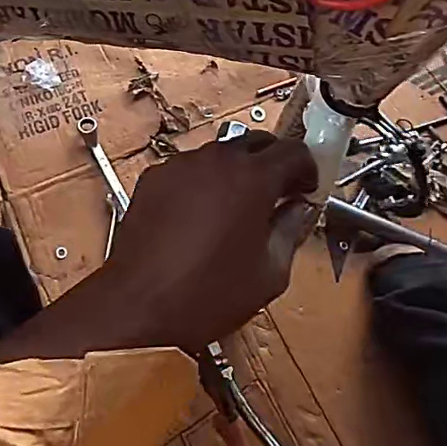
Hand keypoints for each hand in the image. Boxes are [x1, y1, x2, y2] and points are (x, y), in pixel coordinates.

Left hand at [99, 130, 315, 348]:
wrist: (139, 302)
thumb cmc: (205, 294)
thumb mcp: (269, 272)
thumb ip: (290, 230)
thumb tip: (296, 211)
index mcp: (252, 179)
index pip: (293, 151)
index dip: (306, 169)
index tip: (306, 188)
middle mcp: (215, 161)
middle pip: (256, 143)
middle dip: (272, 164)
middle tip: (277, 195)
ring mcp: (180, 165)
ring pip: (219, 155)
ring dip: (234, 173)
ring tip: (235, 210)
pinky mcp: (154, 176)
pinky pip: (187, 170)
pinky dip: (201, 183)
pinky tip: (199, 218)